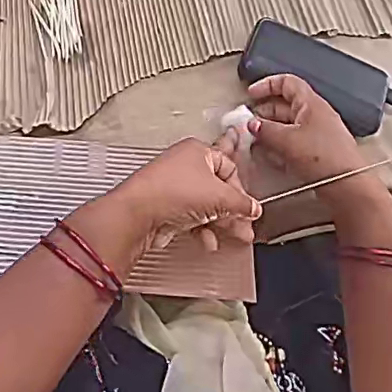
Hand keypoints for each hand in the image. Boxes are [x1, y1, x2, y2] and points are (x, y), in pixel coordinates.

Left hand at [111, 134, 259, 252]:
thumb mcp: (220, 196)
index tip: (249, 206)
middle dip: (234, 210)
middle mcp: (185, 165)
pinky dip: (202, 229)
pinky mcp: (166, 206)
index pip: (229, 166)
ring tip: (236, 237)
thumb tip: (253, 208)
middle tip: (246, 225)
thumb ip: (242, 203)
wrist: (139, 213)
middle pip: (218, 188)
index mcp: (198, 151)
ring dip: (222, 223)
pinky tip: (209, 241)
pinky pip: (191, 217)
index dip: (241, 188)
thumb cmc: (173, 191)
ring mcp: (174, 186)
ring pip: (206, 205)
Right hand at [246, 73, 385, 213]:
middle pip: (285, 104)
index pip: (287, 82)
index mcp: (311, 103)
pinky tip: (271, 155)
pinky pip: (294, 141)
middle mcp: (315, 115)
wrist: (348, 186)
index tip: (252, 93)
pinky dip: (280, 144)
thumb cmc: (326, 158)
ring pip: (288, 124)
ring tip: (256, 140)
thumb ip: (265, 130)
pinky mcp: (317, 151)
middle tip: (249, 122)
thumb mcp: (287, 140)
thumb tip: (252, 125)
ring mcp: (317, 133)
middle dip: (264, 112)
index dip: (267, 84)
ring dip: (270, 130)